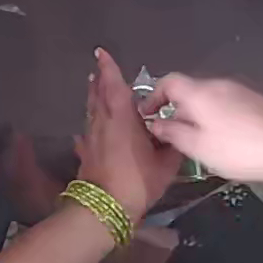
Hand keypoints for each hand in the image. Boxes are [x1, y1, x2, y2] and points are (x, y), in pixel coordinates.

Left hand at [75, 48, 182, 220]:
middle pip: (98, 96)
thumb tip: (176, 135)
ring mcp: (90, 138)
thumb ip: (172, 145)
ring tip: (96, 91)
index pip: (113, 85)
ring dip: (94, 100)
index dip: (108, 68)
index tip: (101, 53)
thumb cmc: (137, 181)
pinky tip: (89, 131)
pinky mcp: (85, 154)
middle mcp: (102, 122)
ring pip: (91, 112)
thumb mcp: (165, 164)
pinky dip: (91, 127)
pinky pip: (87, 134)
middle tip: (99, 71)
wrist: (105, 209)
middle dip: (100, 82)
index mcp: (121, 117)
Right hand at [137, 75, 262, 186]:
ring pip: (207, 98)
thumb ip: (171, 132)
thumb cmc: (239, 150)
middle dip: (174, 108)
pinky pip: (225, 104)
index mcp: (199, 91)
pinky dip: (214, 116)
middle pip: (188, 89)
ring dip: (195, 114)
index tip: (146, 116)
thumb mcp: (198, 147)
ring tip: (193, 140)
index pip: (167, 81)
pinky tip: (220, 138)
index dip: (153, 96)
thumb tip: (154, 123)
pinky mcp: (257, 101)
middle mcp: (219, 84)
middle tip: (168, 134)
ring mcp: (241, 90)